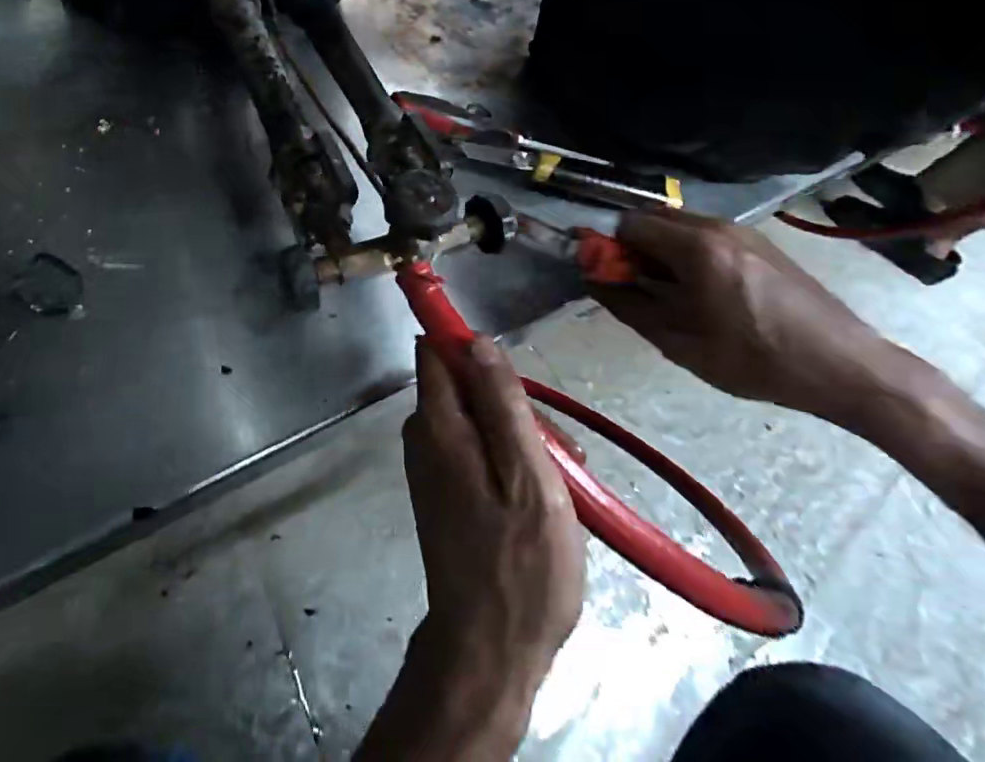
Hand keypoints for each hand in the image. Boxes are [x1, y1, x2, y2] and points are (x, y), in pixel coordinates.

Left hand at [403, 337, 584, 700]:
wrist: (489, 645)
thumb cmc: (520, 562)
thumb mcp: (529, 475)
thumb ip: (502, 403)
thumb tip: (476, 340)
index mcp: (438, 425)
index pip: (437, 351)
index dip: (471, 344)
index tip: (515, 373)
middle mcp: (424, 436)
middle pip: (467, 387)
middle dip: (514, 405)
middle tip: (560, 452)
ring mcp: (432, 465)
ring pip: (480, 421)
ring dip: (522, 439)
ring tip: (560, 487)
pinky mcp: (446, 490)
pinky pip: (478, 452)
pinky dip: (511, 463)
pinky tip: (541, 500)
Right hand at [589, 209, 926, 435]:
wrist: (848, 367)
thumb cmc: (757, 361)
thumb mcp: (681, 344)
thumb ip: (630, 307)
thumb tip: (594, 282)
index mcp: (696, 249)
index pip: (628, 223)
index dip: (607, 246)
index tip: (604, 274)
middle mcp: (718, 227)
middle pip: (652, 216)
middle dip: (631, 244)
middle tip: (631, 284)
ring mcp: (744, 232)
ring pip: (679, 224)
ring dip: (659, 248)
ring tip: (665, 291)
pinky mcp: (761, 243)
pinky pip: (705, 234)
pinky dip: (686, 251)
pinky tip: (698, 289)